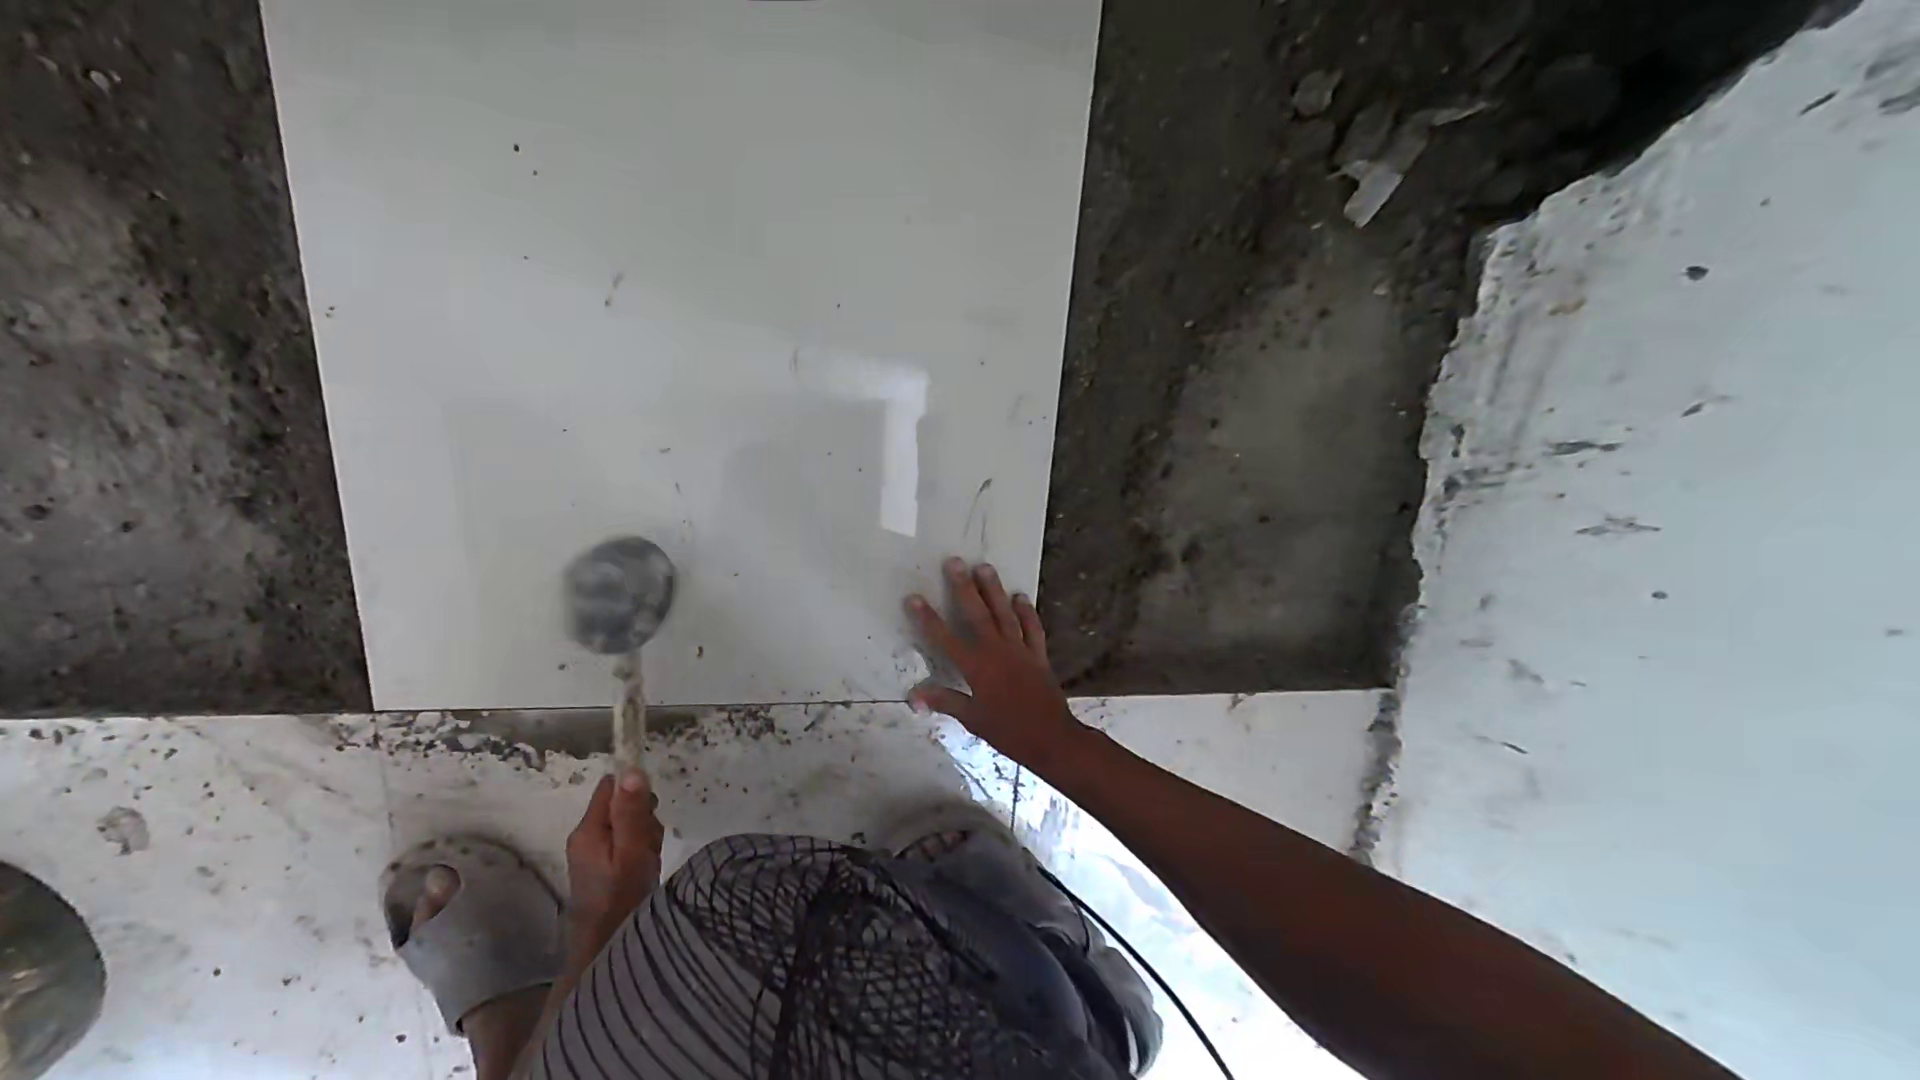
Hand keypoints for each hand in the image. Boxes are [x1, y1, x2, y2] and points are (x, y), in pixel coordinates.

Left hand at [564, 767, 662, 961]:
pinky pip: (628, 843)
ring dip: (646, 836)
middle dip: (645, 818)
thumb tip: (631, 768)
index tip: (650, 810)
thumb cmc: (620, 896)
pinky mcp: (604, 866)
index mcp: (588, 829)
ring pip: (629, 824)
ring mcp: (594, 853)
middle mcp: (587, 836)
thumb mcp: (631, 850)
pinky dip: (642, 851)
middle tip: (649, 844)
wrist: (605, 949)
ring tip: (647, 860)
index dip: (635, 790)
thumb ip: (631, 811)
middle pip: (623, 805)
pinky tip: (645, 868)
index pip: (611, 786)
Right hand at [906, 558, 1085, 769]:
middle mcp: (996, 651)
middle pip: (976, 614)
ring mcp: (1019, 650)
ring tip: (984, 567)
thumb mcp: (972, 719)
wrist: (1051, 738)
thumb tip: (913, 695)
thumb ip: (944, 701)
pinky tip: (1020, 597)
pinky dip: (1026, 612)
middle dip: (963, 587)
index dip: (927, 618)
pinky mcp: (1038, 655)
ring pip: (1003, 613)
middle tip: (954, 562)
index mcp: (976, 667)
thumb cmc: (1008, 731)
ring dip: (993, 590)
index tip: (914, 598)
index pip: (945, 638)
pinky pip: (1031, 628)